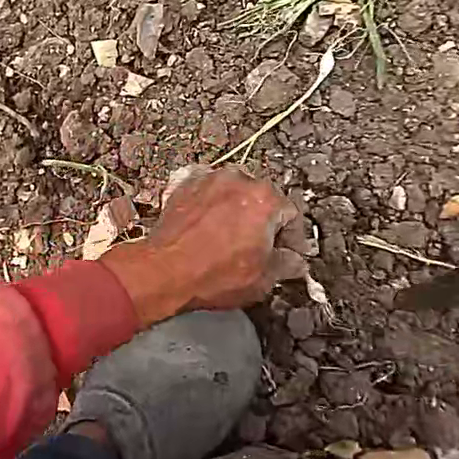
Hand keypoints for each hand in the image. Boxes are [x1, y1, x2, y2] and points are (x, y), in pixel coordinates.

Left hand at [100, 166, 301, 324]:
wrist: (163, 271)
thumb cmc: (210, 274)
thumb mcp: (263, 279)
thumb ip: (288, 265)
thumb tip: (295, 261)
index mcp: (266, 199)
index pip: (292, 215)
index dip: (294, 238)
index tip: (289, 252)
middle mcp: (240, 180)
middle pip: (264, 200)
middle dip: (265, 223)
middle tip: (260, 248)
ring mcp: (211, 179)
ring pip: (236, 193)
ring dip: (239, 211)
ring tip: (231, 238)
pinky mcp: (188, 184)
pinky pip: (210, 192)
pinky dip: (213, 205)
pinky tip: (210, 228)